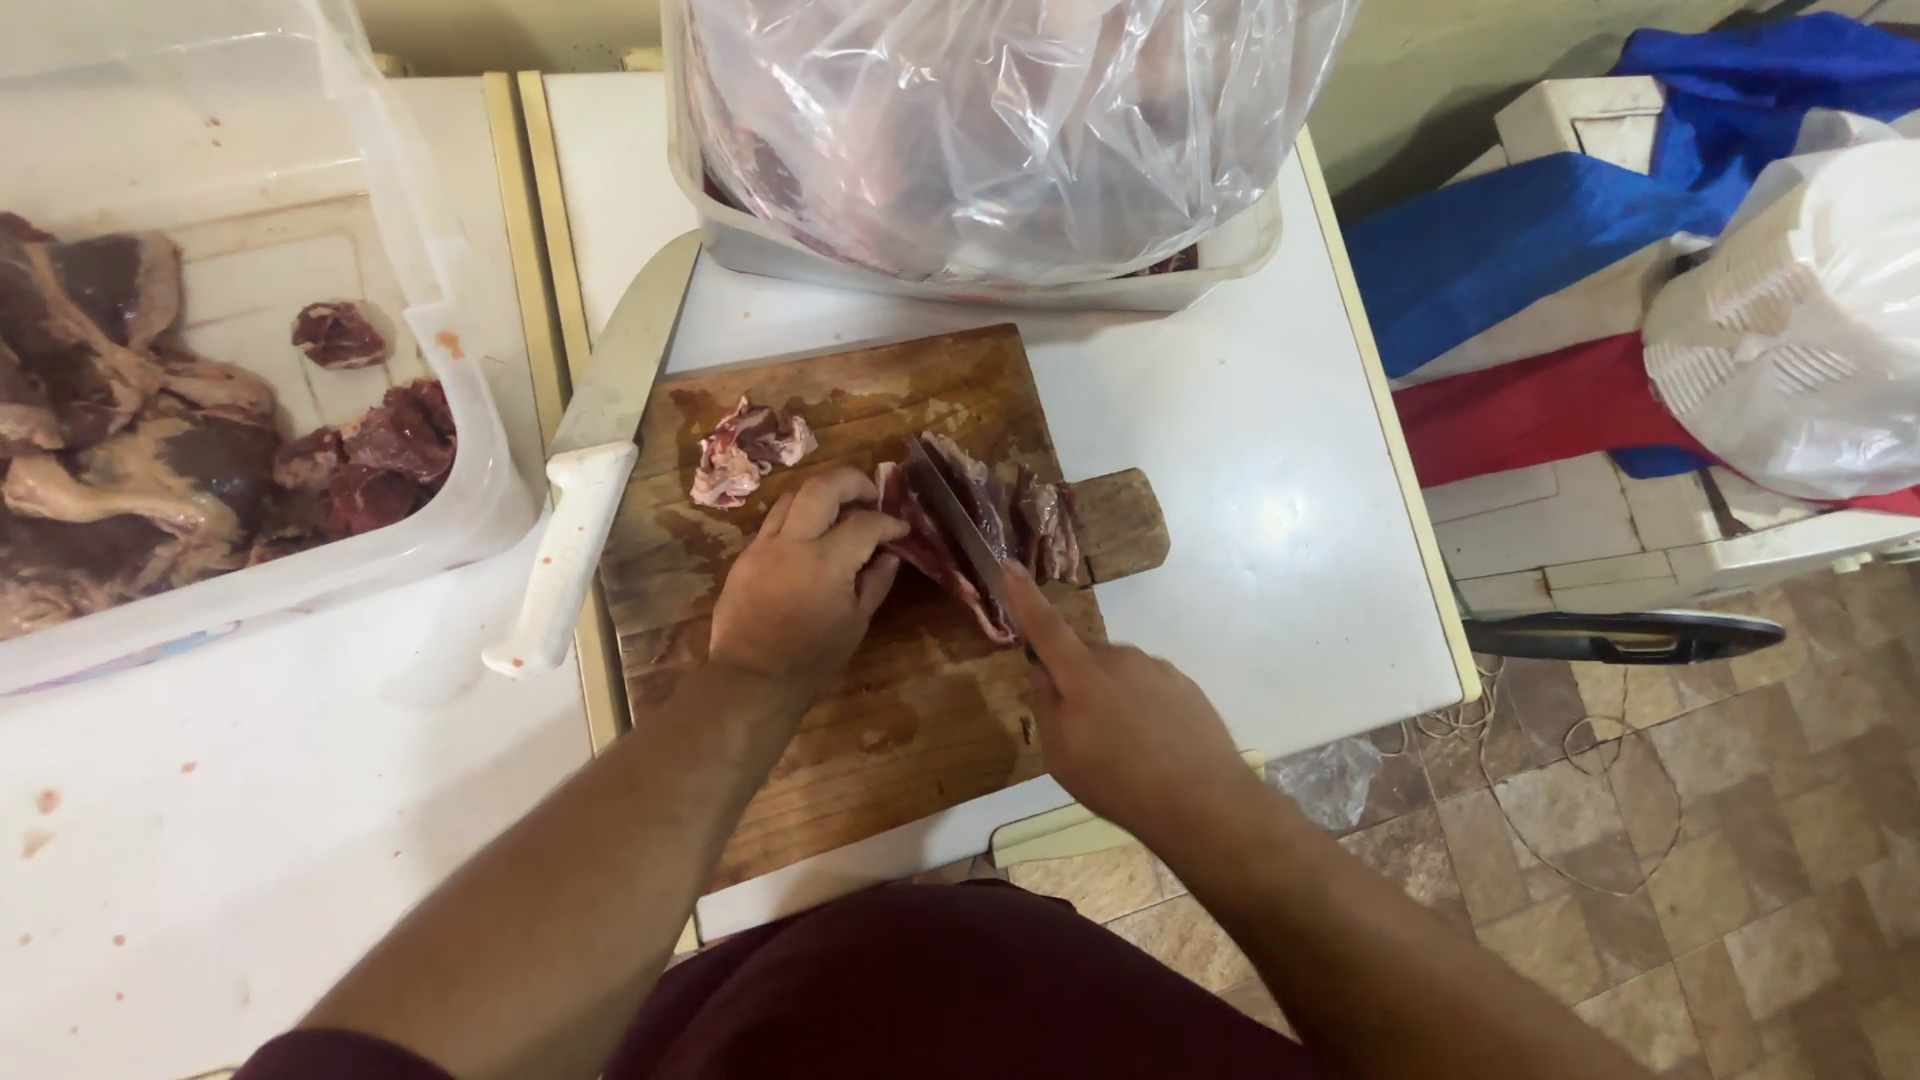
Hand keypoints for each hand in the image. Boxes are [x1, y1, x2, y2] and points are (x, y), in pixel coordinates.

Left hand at [709, 468, 908, 704]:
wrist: (752, 679)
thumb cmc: (812, 659)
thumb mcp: (856, 623)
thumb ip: (875, 583)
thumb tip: (889, 556)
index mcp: (826, 563)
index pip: (865, 523)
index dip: (889, 522)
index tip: (901, 530)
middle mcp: (792, 543)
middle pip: (822, 486)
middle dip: (852, 481)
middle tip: (870, 495)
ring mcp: (762, 546)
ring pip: (791, 496)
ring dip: (820, 495)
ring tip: (839, 511)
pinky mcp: (745, 556)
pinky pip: (773, 522)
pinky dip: (797, 517)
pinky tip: (810, 537)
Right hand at [1000, 560, 1260, 842]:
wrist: (1204, 803)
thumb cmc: (1118, 782)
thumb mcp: (1061, 754)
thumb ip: (1045, 704)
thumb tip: (1042, 671)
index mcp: (1084, 674)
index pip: (1045, 627)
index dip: (1024, 597)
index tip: (1009, 565)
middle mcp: (1121, 658)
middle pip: (1083, 658)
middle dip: (1076, 682)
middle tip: (1084, 732)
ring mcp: (1157, 668)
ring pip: (1118, 673)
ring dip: (1112, 697)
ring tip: (1126, 748)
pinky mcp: (1185, 685)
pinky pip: (1148, 687)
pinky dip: (1142, 708)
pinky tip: (1154, 746)